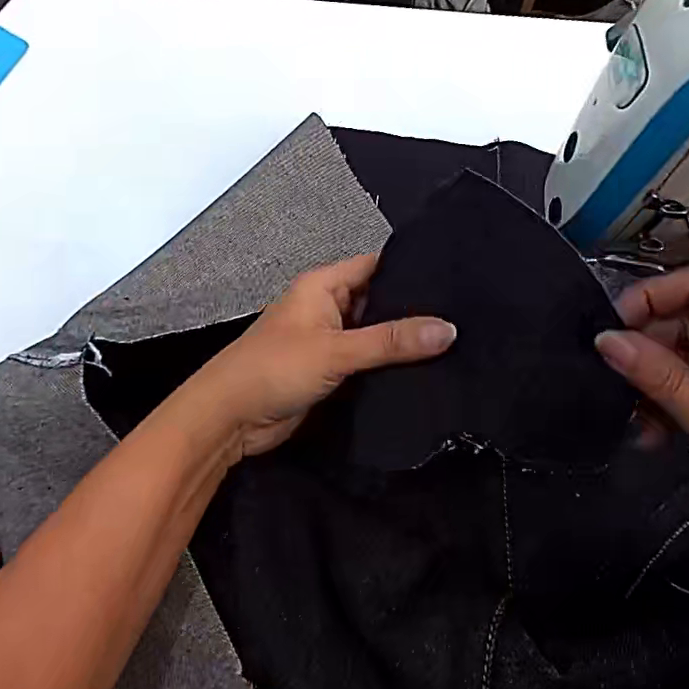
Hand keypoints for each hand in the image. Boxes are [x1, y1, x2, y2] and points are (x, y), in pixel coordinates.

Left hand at [169, 255, 455, 459]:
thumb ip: (392, 341)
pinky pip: (368, 362)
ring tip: (455, 342)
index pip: (378, 266)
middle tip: (462, 316)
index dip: (412, 271)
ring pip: (376, 334)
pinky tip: (426, 371)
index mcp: (324, 285)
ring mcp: (330, 341)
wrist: (226, 422)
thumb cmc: (273, 369)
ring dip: (403, 342)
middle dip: (414, 311)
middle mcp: (329, 306)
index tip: (454, 278)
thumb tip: (448, 330)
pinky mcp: (331, 372)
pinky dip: (390, 367)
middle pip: (380, 301)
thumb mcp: (336, 350)